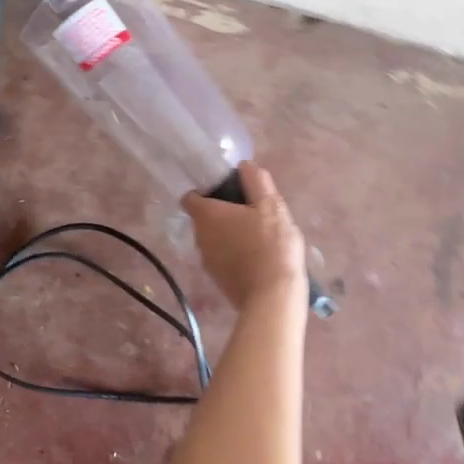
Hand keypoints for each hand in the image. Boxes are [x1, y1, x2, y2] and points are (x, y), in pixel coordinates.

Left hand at [181, 162, 307, 310]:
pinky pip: (221, 258)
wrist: (272, 297)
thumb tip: (244, 165)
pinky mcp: (217, 280)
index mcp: (207, 215)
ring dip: (228, 234)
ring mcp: (206, 261)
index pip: (191, 197)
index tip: (227, 191)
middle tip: (250, 212)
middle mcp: (200, 237)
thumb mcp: (271, 206)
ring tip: (257, 235)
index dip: (205, 191)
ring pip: (213, 239)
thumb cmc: (271, 246)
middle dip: (222, 212)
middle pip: (203, 218)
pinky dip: (233, 254)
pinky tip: (256, 257)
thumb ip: (256, 182)